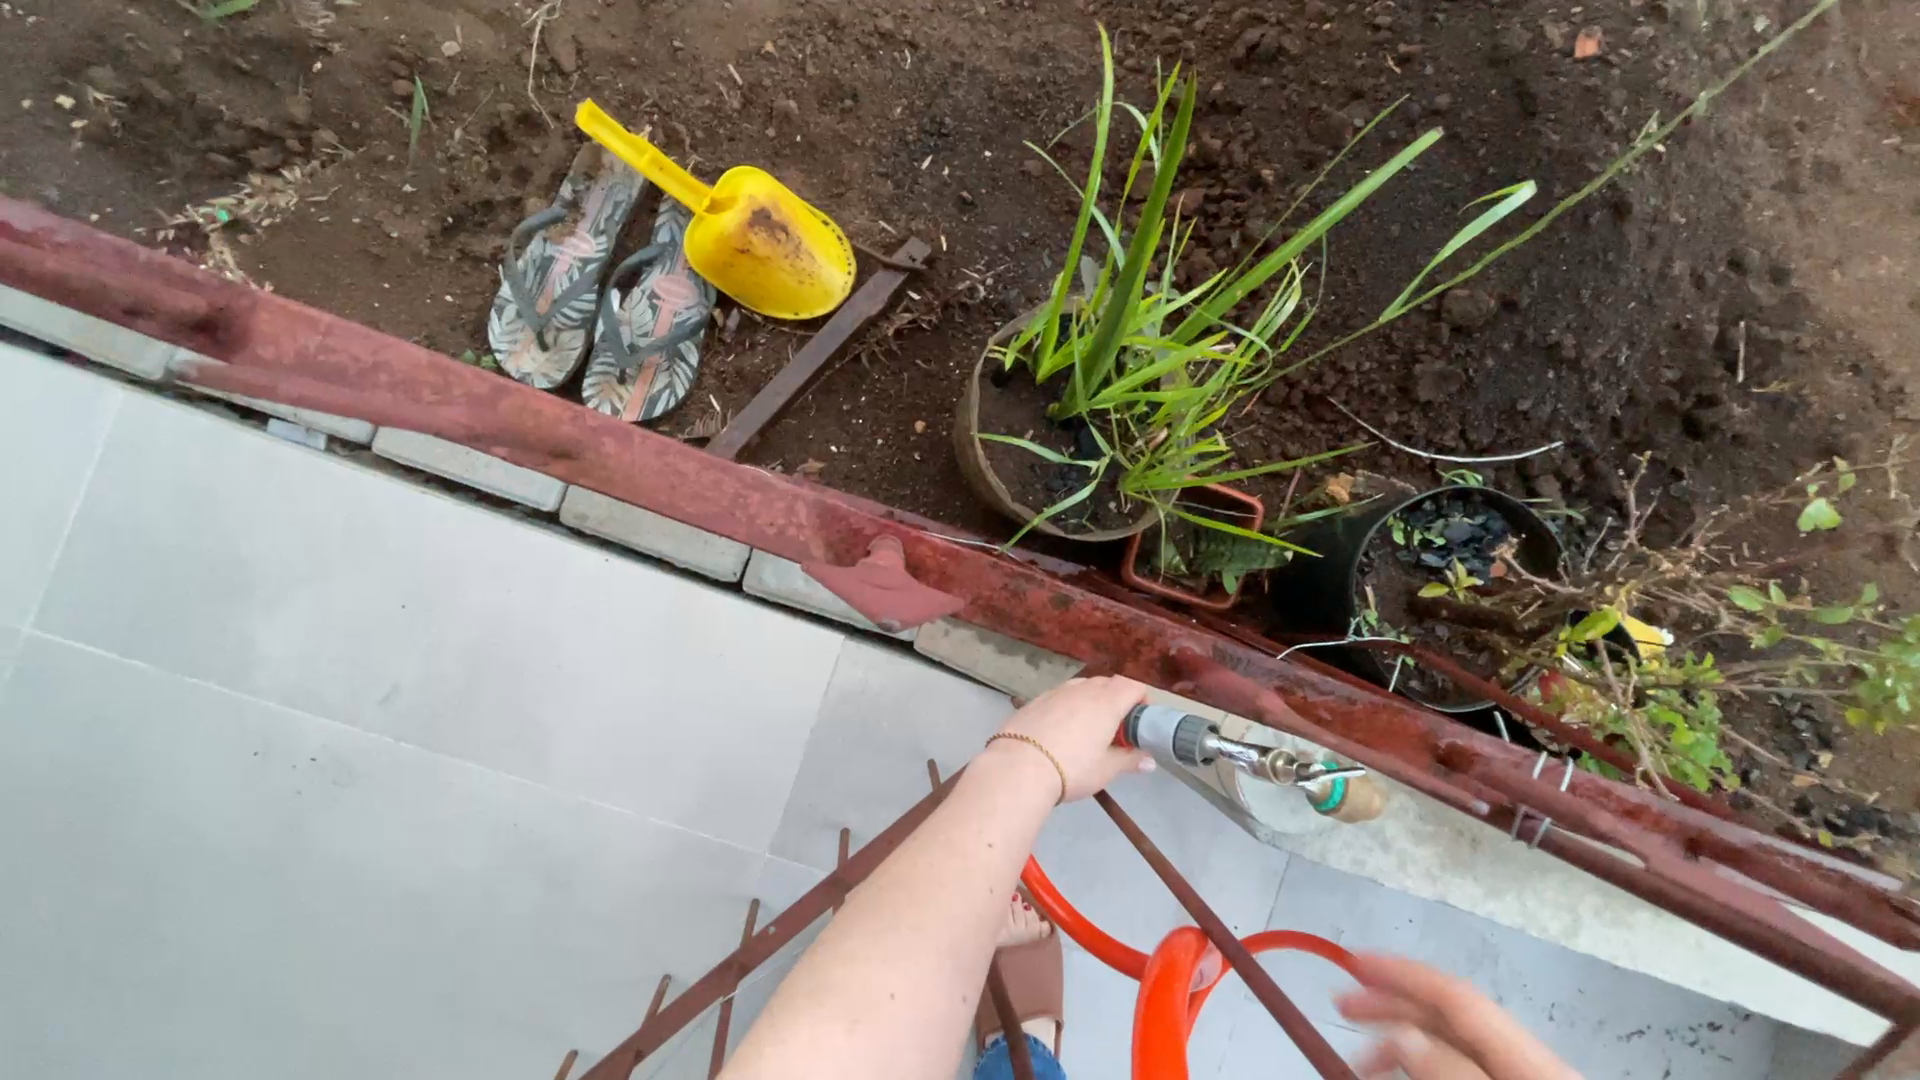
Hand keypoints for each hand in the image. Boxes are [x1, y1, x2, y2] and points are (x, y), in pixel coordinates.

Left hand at [991, 676, 1154, 801]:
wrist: (1018, 767)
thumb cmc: (1071, 768)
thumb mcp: (1106, 769)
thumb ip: (1129, 761)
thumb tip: (1149, 761)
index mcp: (1106, 702)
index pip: (1132, 684)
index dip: (1141, 698)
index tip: (1139, 719)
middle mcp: (1081, 690)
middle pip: (1107, 683)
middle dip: (1116, 700)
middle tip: (1115, 728)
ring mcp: (1055, 692)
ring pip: (1081, 687)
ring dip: (1090, 701)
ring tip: (1086, 729)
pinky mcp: (1034, 700)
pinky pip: (1059, 696)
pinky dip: (1066, 706)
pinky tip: (1058, 731)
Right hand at [1336, 954, 1581, 1079]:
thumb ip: (1453, 1078)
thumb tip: (1400, 1031)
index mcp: (1532, 1065)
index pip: (1458, 999)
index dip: (1402, 973)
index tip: (1350, 963)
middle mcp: (1529, 1070)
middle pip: (1452, 1021)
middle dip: (1392, 1008)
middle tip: (1340, 1009)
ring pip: (1453, 1052)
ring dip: (1401, 1048)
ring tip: (1361, 1064)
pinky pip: (1461, 1076)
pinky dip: (1423, 1074)